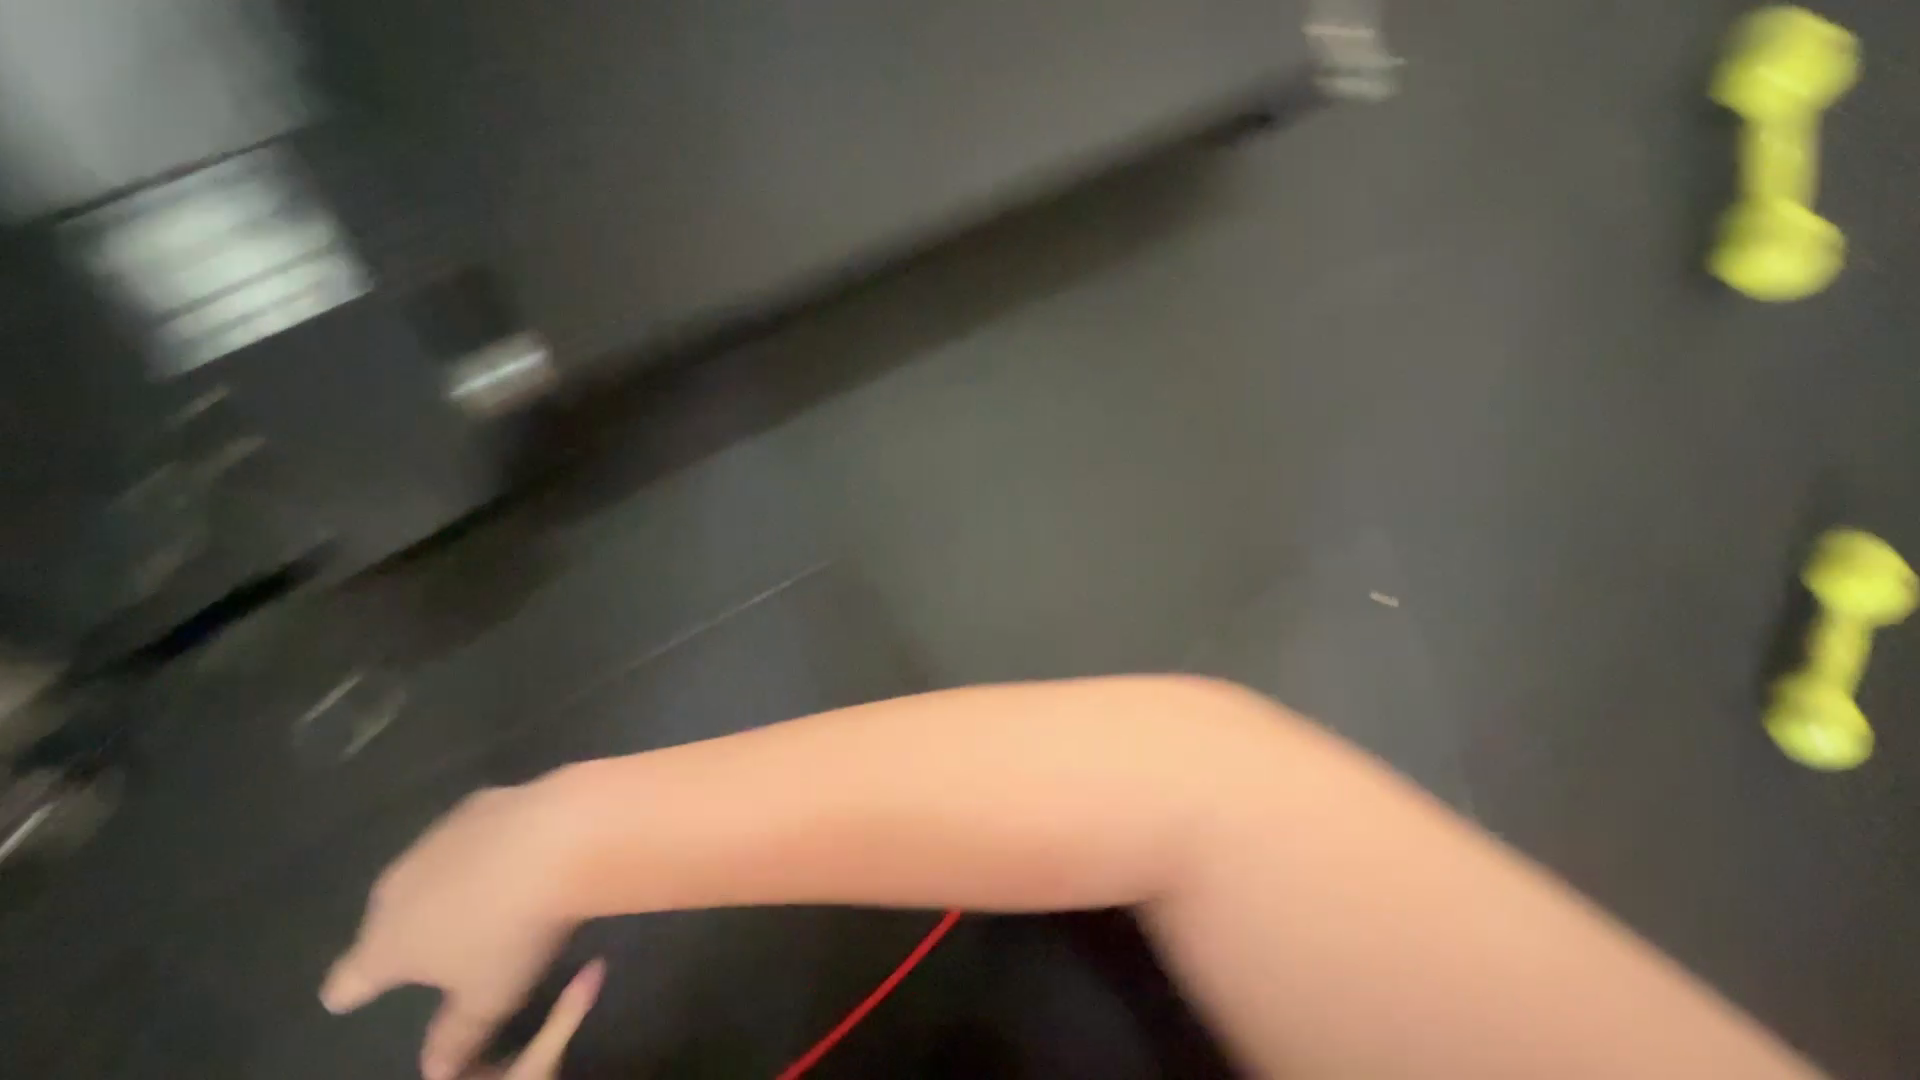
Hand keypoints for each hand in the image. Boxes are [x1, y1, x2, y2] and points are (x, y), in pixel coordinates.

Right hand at [321, 783, 584, 1079]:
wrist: (560, 837)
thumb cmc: (517, 931)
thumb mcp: (490, 997)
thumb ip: (456, 1036)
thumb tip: (434, 1070)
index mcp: (386, 945)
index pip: (349, 978)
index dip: (352, 989)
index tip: (348, 994)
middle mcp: (395, 888)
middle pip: (386, 918)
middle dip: (404, 930)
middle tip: (432, 943)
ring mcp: (434, 839)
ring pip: (426, 871)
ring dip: (445, 884)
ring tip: (478, 897)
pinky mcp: (475, 804)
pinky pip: (470, 834)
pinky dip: (484, 844)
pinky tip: (514, 849)